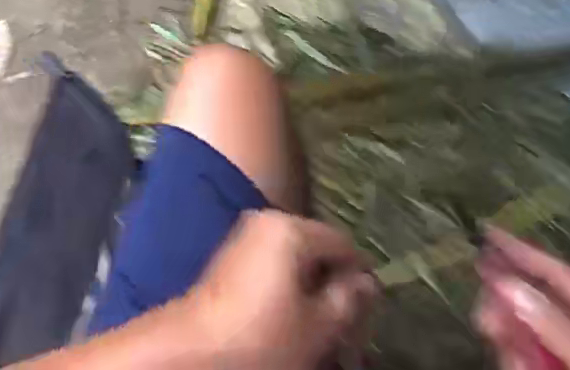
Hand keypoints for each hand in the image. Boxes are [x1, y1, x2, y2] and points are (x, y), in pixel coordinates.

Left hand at [173, 209, 377, 369]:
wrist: (197, 348)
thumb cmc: (264, 338)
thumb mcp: (318, 326)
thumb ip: (347, 300)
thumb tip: (368, 282)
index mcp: (289, 229)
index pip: (342, 242)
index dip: (361, 276)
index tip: (372, 313)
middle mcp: (266, 221)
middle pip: (317, 247)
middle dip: (336, 284)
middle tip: (350, 330)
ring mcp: (246, 236)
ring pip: (295, 257)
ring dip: (314, 289)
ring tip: (325, 332)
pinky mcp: (233, 256)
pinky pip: (274, 264)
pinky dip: (290, 288)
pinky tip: (296, 323)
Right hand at [473, 229, 569, 369]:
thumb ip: (559, 328)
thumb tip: (506, 282)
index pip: (560, 271)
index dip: (519, 248)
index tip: (483, 229)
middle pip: (549, 301)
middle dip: (510, 304)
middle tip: (482, 317)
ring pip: (548, 330)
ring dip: (518, 335)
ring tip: (500, 346)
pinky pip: (558, 354)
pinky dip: (535, 355)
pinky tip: (519, 362)